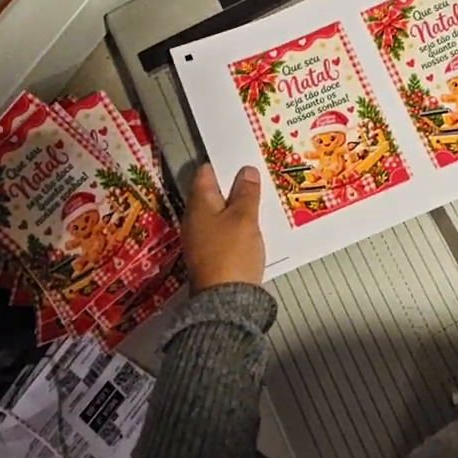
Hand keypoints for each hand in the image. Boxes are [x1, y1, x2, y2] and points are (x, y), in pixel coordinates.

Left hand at [183, 164, 265, 291]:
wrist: (226, 302)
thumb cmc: (232, 252)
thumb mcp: (244, 218)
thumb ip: (246, 193)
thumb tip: (246, 170)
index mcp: (198, 205)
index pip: (206, 174)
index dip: (223, 162)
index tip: (243, 155)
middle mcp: (195, 219)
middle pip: (213, 193)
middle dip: (234, 182)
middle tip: (258, 170)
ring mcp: (202, 238)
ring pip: (221, 211)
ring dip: (238, 203)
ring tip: (262, 193)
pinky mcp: (212, 254)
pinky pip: (225, 228)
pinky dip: (238, 221)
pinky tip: (255, 221)